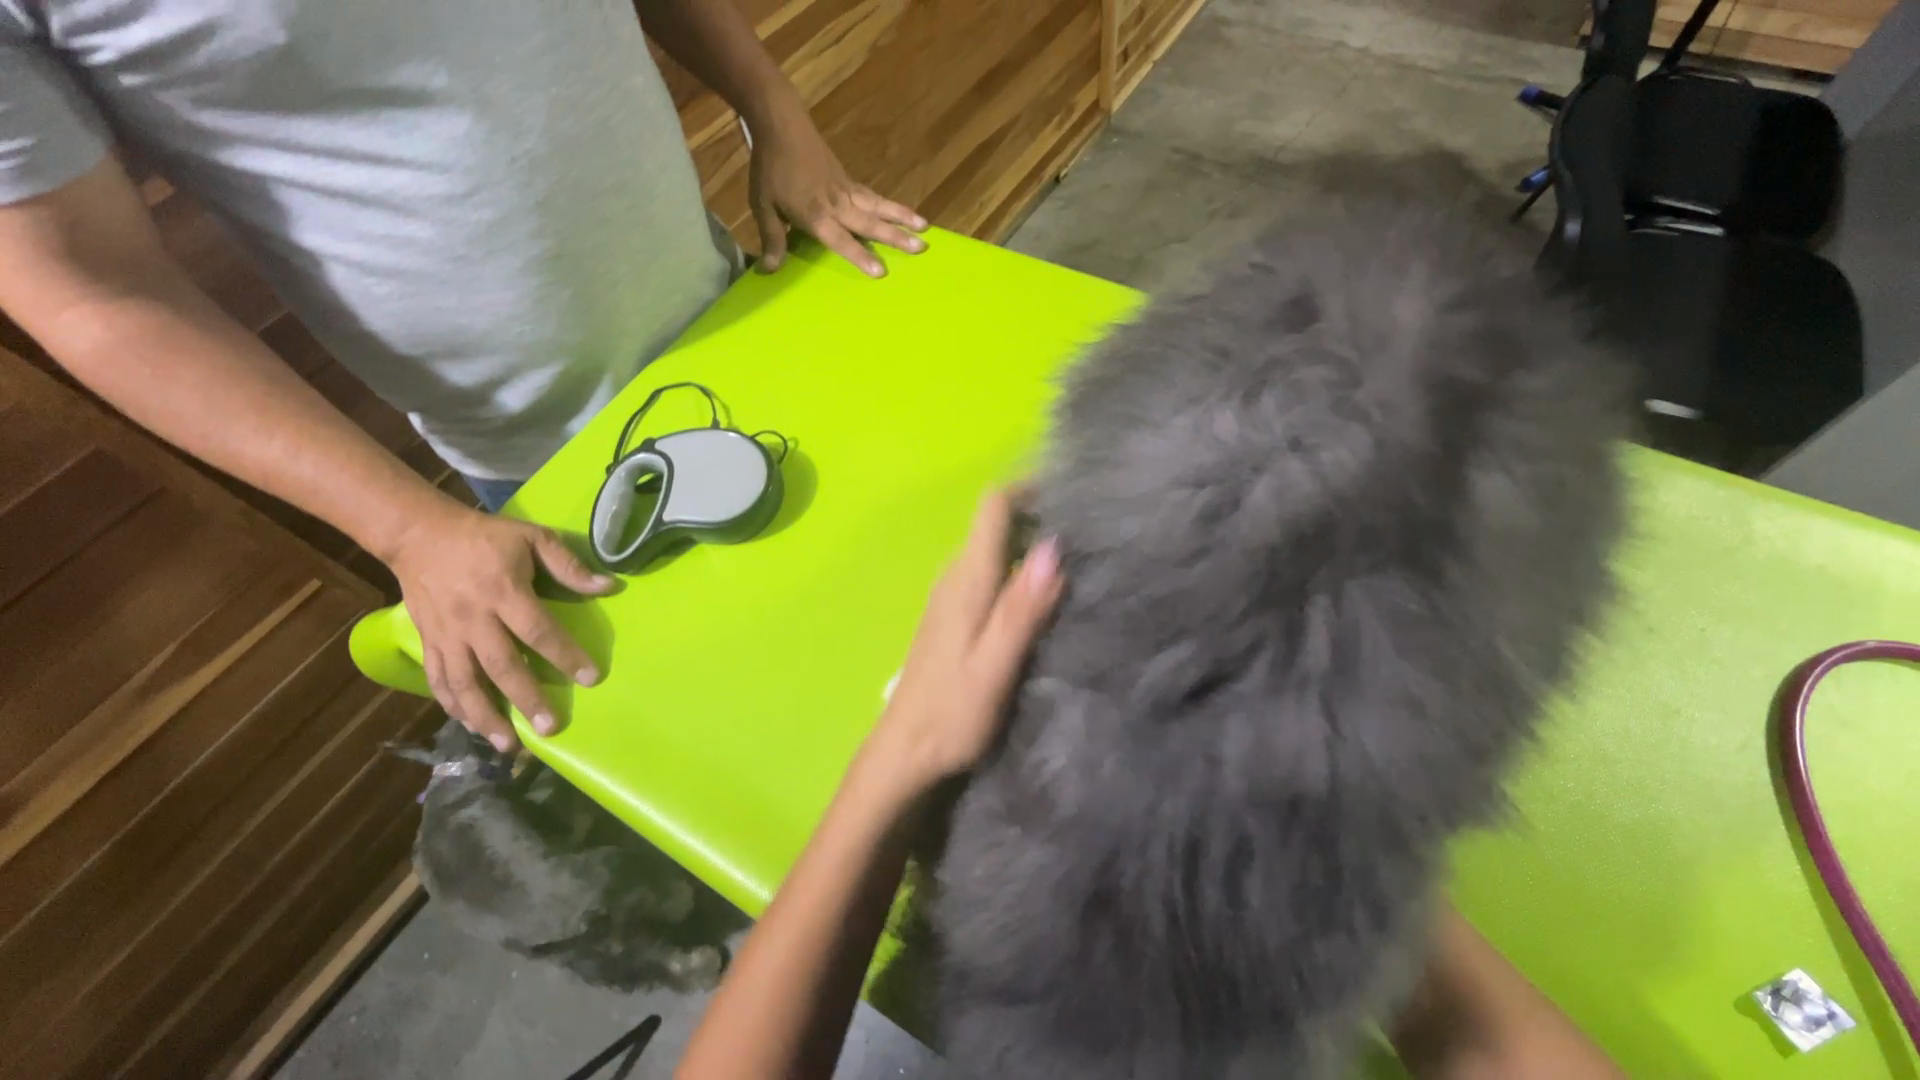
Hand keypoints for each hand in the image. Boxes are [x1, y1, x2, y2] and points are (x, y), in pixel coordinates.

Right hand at [384, 504, 613, 752]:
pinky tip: (472, 726)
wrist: (419, 534)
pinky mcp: (427, 641)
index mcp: (502, 591)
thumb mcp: (532, 537)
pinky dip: (454, 706)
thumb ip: (568, 565)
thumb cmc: (486, 537)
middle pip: (502, 665)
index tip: (590, 678)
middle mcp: (473, 619)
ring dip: (486, 716)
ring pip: (465, 682)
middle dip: (526, 699)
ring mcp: (446, 634)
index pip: (538, 631)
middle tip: (551, 728)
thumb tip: (608, 586)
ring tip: (509, 745)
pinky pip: (439, 680)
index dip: (564, 655)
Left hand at [747, 109, 926, 277]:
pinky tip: (906, 213)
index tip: (880, 271)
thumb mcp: (762, 206)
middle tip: (920, 248)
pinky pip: (874, 197)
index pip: (840, 239)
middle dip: (895, 237)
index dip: (859, 255)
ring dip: (903, 218)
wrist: (782, 125)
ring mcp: (846, 191)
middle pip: (869, 224)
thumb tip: (769, 270)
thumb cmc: (770, 169)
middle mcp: (837, 204)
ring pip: (879, 207)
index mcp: (815, 214)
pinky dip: (891, 206)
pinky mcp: (850, 181)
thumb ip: (772, 237)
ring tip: (926, 228)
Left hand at [865, 491, 1063, 792]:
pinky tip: (1042, 596)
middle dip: (1039, 516)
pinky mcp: (952, 618)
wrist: (905, 752)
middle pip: (995, 524)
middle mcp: (954, 578)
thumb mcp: (995, 665)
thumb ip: (1021, 608)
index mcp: (967, 580)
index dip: (1031, 488)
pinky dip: (1017, 571)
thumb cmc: (952, 713)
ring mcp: (949, 597)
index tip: (1073, 492)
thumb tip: (1053, 547)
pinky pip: (988, 575)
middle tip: (1089, 530)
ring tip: (1077, 559)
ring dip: (1029, 545)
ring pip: (993, 550)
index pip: (993, 507)